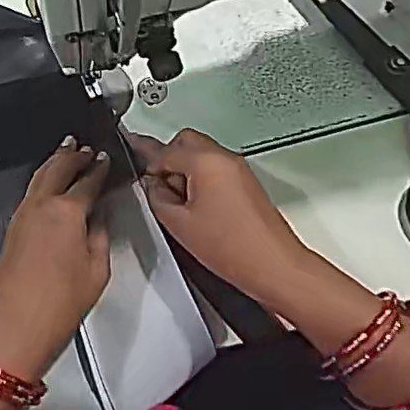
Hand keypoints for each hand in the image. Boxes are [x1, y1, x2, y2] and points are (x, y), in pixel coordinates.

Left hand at [0, 138, 112, 381]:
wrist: (19, 321)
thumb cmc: (59, 301)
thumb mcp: (97, 268)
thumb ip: (100, 235)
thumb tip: (98, 219)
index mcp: (67, 211)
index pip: (87, 181)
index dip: (98, 168)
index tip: (104, 160)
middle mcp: (41, 205)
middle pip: (58, 168)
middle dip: (73, 155)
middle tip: (83, 147)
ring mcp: (23, 213)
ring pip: (39, 176)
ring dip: (54, 162)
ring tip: (65, 152)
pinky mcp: (13, 225)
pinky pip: (30, 191)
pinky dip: (42, 178)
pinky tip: (47, 181)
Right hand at [128, 129, 315, 309]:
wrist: (274, 267)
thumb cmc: (236, 248)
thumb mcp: (177, 223)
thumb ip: (156, 197)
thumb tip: (152, 186)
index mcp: (205, 162)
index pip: (164, 150)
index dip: (146, 161)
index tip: (135, 159)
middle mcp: (224, 159)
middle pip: (185, 142)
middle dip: (167, 159)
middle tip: (157, 184)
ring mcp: (238, 170)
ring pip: (201, 154)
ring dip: (185, 169)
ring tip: (180, 203)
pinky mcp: (246, 183)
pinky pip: (215, 168)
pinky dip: (201, 179)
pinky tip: (197, 209)